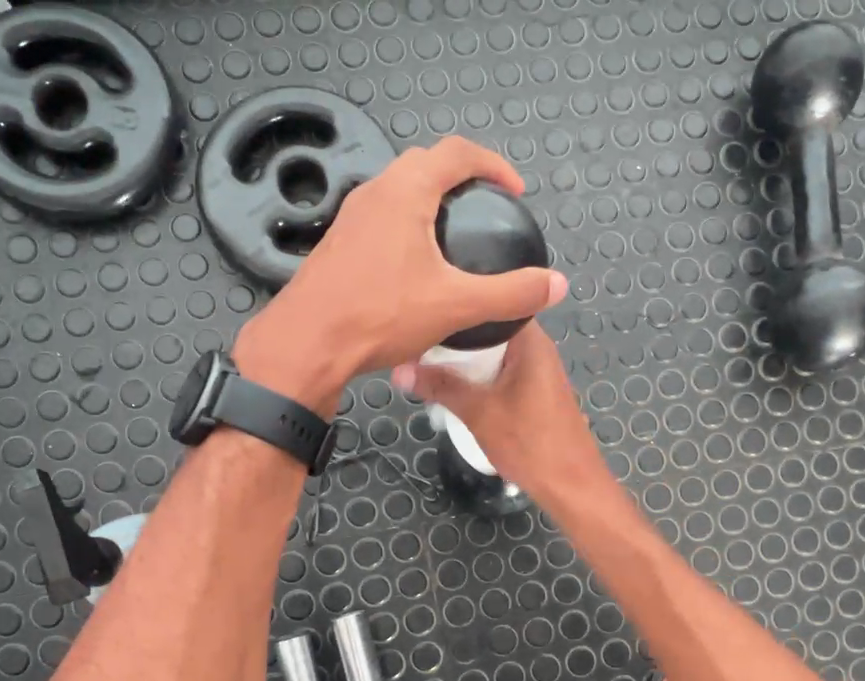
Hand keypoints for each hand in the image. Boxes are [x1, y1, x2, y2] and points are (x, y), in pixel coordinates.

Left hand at [235, 136, 568, 410]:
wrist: (307, 343)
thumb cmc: (379, 315)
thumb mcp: (455, 306)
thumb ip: (510, 293)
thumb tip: (557, 285)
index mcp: (405, 192)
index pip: (456, 153)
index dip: (493, 164)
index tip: (513, 192)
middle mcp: (374, 193)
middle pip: (424, 165)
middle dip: (462, 177)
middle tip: (487, 207)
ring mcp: (351, 218)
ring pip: (398, 192)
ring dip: (431, 201)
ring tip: (457, 236)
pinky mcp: (339, 245)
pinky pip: (382, 220)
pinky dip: (409, 226)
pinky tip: (419, 268)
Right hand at [392, 321, 603, 496]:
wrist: (571, 486)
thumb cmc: (530, 443)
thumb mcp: (479, 413)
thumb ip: (441, 387)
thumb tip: (399, 370)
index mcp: (530, 341)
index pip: (491, 305)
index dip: (458, 306)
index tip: (427, 312)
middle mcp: (537, 349)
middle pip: (489, 332)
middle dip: (456, 340)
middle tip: (417, 342)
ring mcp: (539, 372)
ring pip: (494, 357)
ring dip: (466, 364)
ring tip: (428, 364)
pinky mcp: (536, 393)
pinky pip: (502, 375)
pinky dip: (481, 379)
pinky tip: (456, 390)